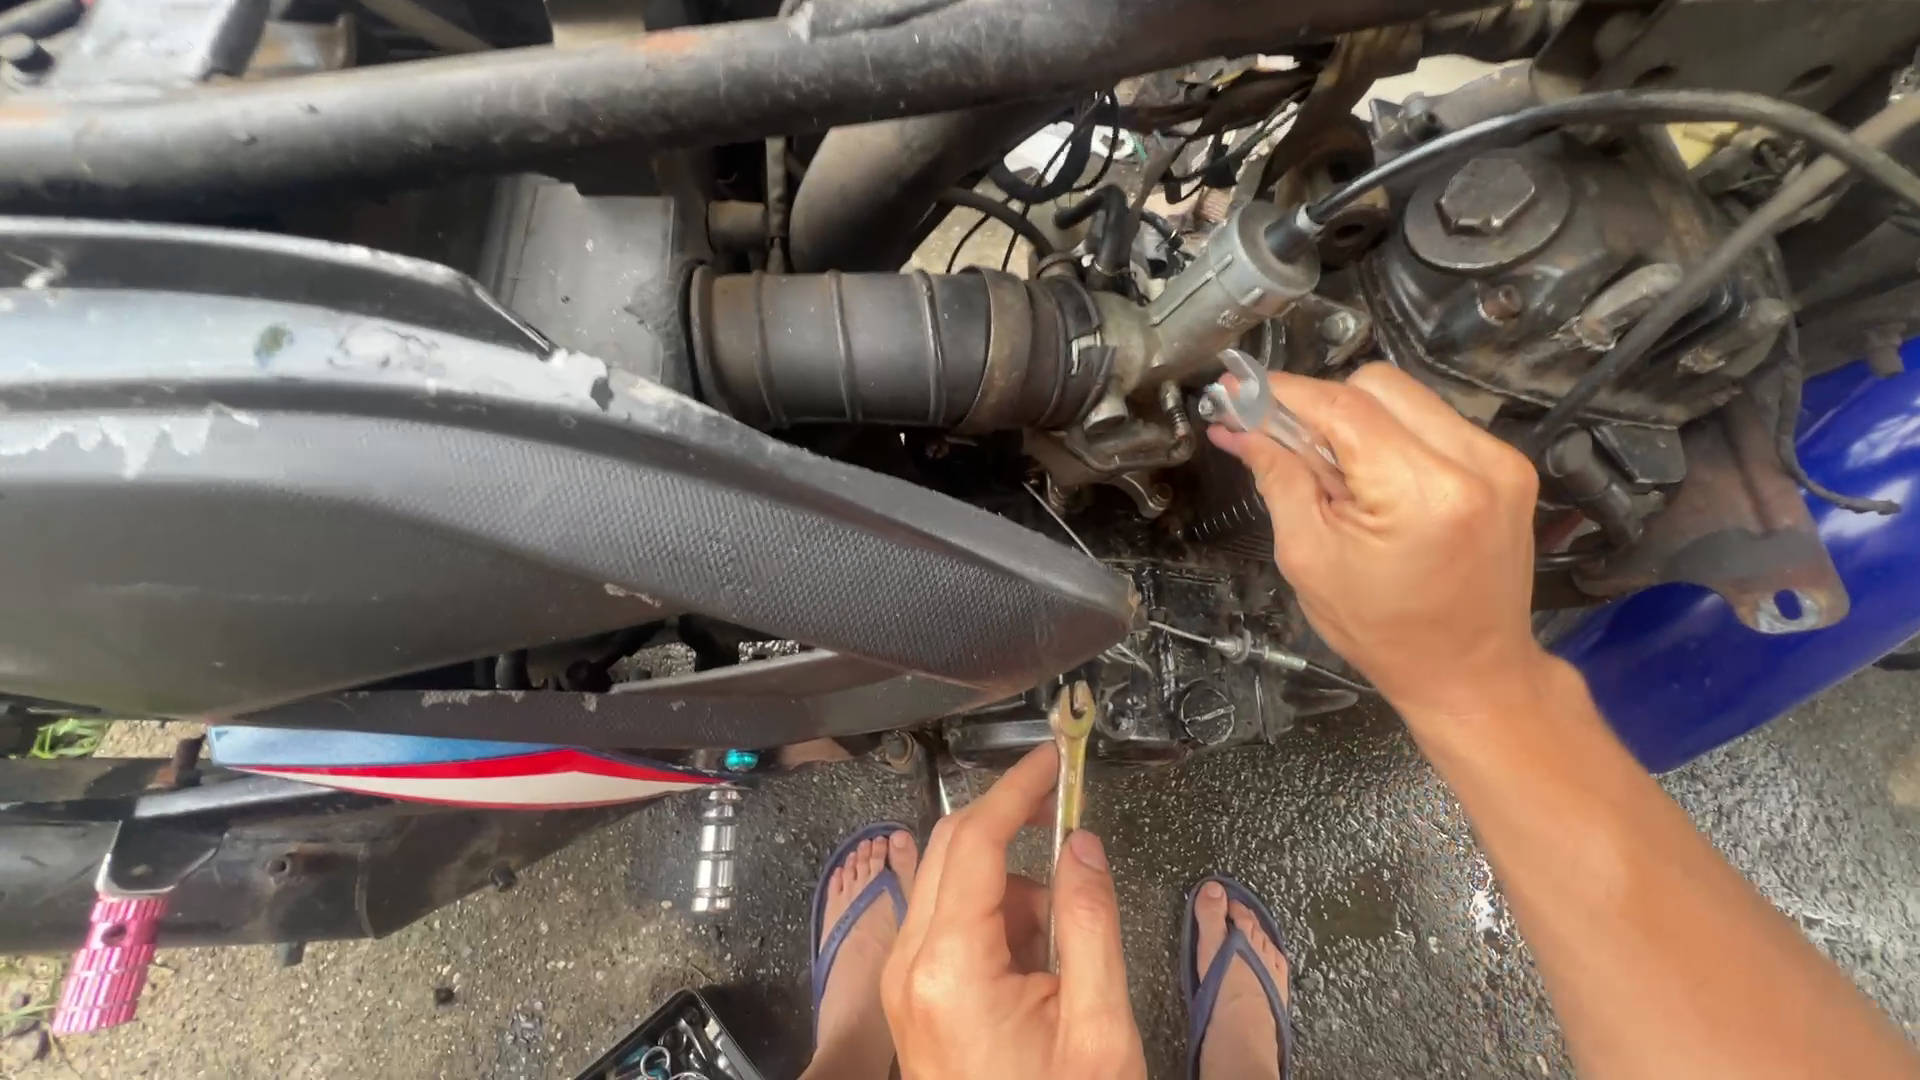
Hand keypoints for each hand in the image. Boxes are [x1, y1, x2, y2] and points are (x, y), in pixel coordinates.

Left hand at [882, 743, 1146, 1079]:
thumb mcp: (1098, 1027)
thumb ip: (1089, 920)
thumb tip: (1081, 842)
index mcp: (950, 965)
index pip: (979, 838)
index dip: (1018, 786)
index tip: (1054, 758)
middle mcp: (912, 961)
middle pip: (954, 844)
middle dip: (1012, 822)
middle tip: (1066, 817)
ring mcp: (905, 977)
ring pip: (954, 877)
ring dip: (1010, 880)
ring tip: (1060, 945)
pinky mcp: (915, 990)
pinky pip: (953, 916)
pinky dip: (997, 913)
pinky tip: (1036, 963)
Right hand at [1209, 362, 1549, 720]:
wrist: (1468, 671)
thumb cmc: (1381, 629)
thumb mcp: (1308, 557)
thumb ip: (1278, 479)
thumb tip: (1240, 430)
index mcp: (1421, 492)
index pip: (1341, 407)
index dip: (1282, 392)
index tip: (1239, 390)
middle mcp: (1474, 462)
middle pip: (1376, 386)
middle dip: (1319, 407)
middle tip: (1286, 446)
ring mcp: (1499, 460)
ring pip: (1404, 397)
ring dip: (1353, 422)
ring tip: (1334, 475)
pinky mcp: (1506, 466)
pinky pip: (1430, 421)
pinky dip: (1387, 437)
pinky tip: (1370, 481)